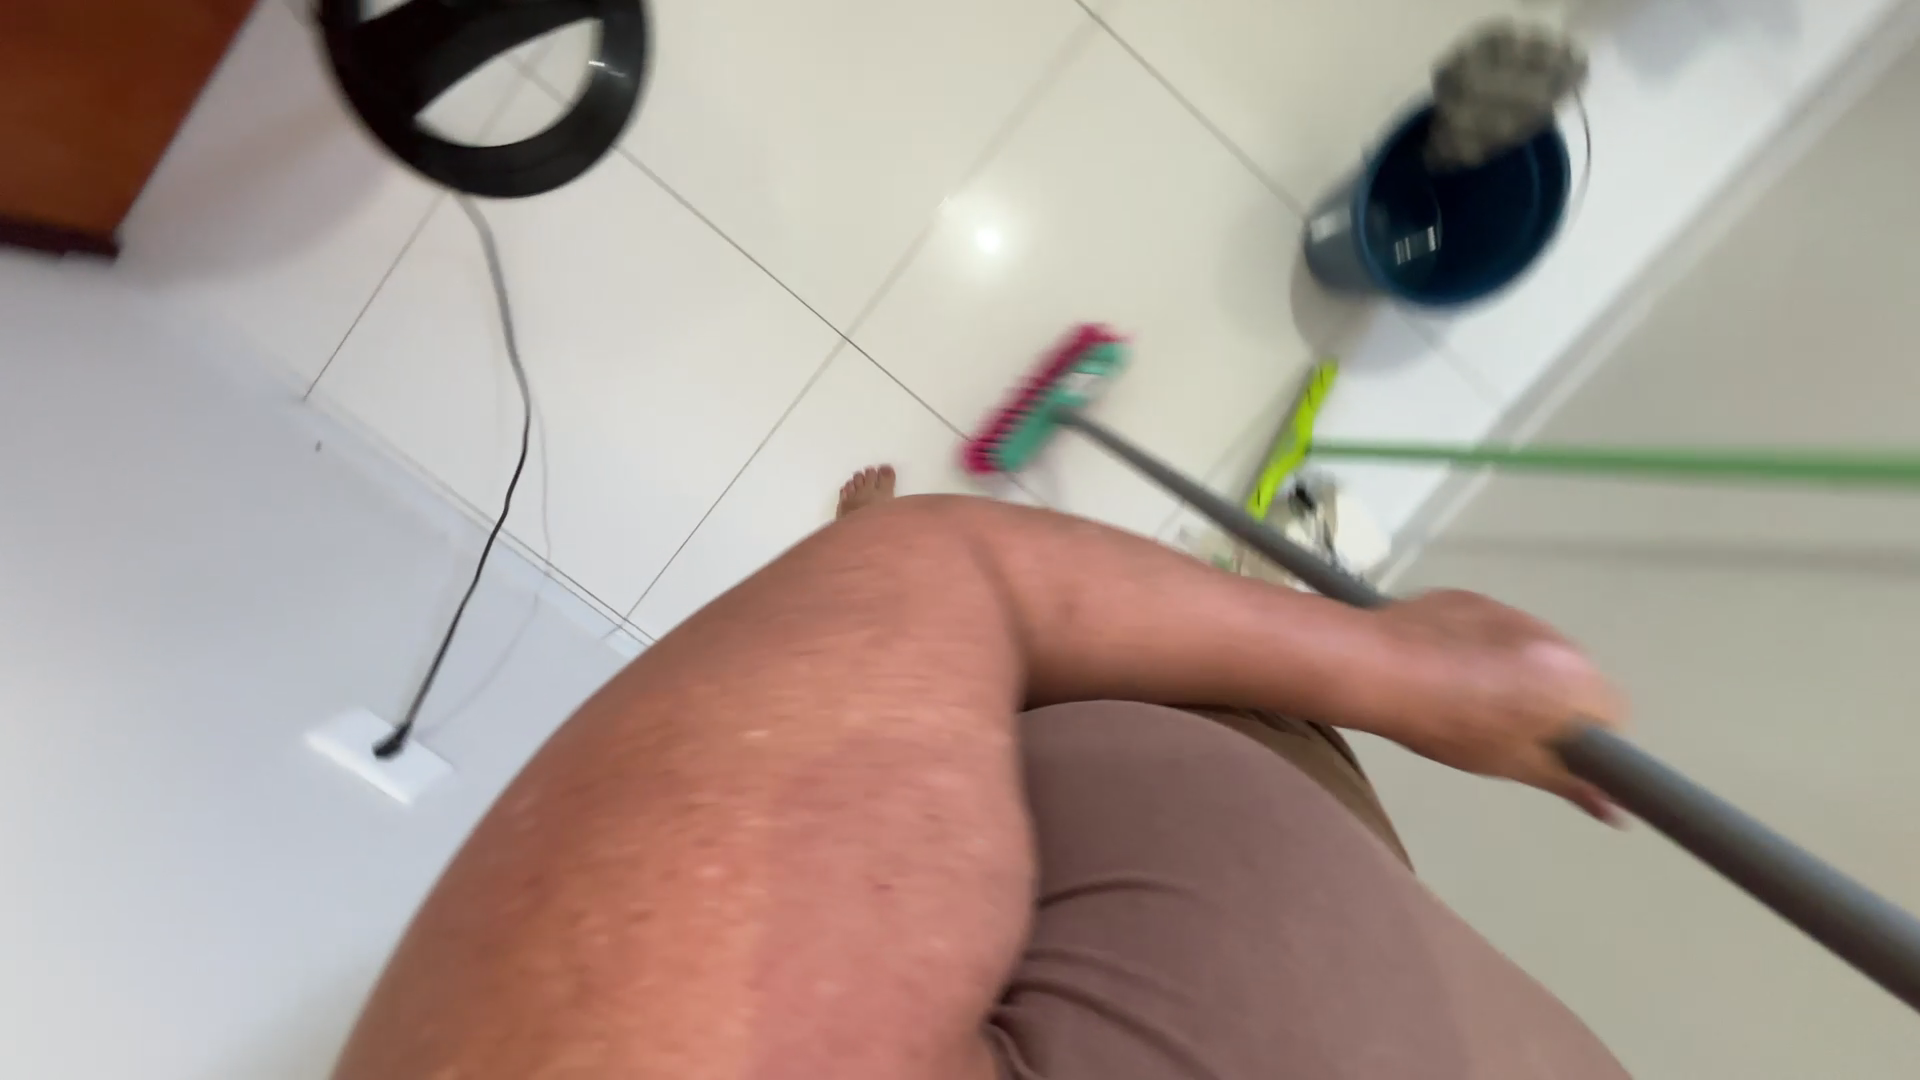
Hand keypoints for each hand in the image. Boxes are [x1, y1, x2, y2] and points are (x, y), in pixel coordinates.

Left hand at [1371, 589, 1627, 822]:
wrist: (1372, 667)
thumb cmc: (1443, 724)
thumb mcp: (1509, 762)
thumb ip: (1569, 781)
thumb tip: (1613, 810)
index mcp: (1574, 679)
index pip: (1611, 711)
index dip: (1583, 733)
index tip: (1546, 741)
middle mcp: (1551, 635)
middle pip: (1570, 672)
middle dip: (1547, 694)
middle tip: (1498, 716)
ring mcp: (1505, 609)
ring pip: (1528, 644)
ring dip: (1511, 663)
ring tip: (1460, 686)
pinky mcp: (1465, 596)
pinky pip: (1487, 623)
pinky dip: (1475, 640)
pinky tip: (1438, 659)